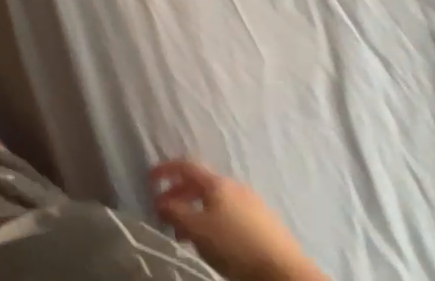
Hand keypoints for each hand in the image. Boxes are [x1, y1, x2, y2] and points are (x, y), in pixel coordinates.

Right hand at [150, 160, 323, 280]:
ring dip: (196, 212)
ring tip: (188, 235)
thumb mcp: (196, 229)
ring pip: (216, 202)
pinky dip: (214, 222)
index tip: (149, 180)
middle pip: (200, 184)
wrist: (285, 272)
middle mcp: (235, 187)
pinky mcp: (265, 223)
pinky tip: (214, 242)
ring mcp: (253, 204)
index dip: (165, 169)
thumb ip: (174, 212)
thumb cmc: (235, 246)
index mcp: (217, 183)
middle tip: (165, 215)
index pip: (185, 165)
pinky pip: (231, 214)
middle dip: (179, 196)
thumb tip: (161, 202)